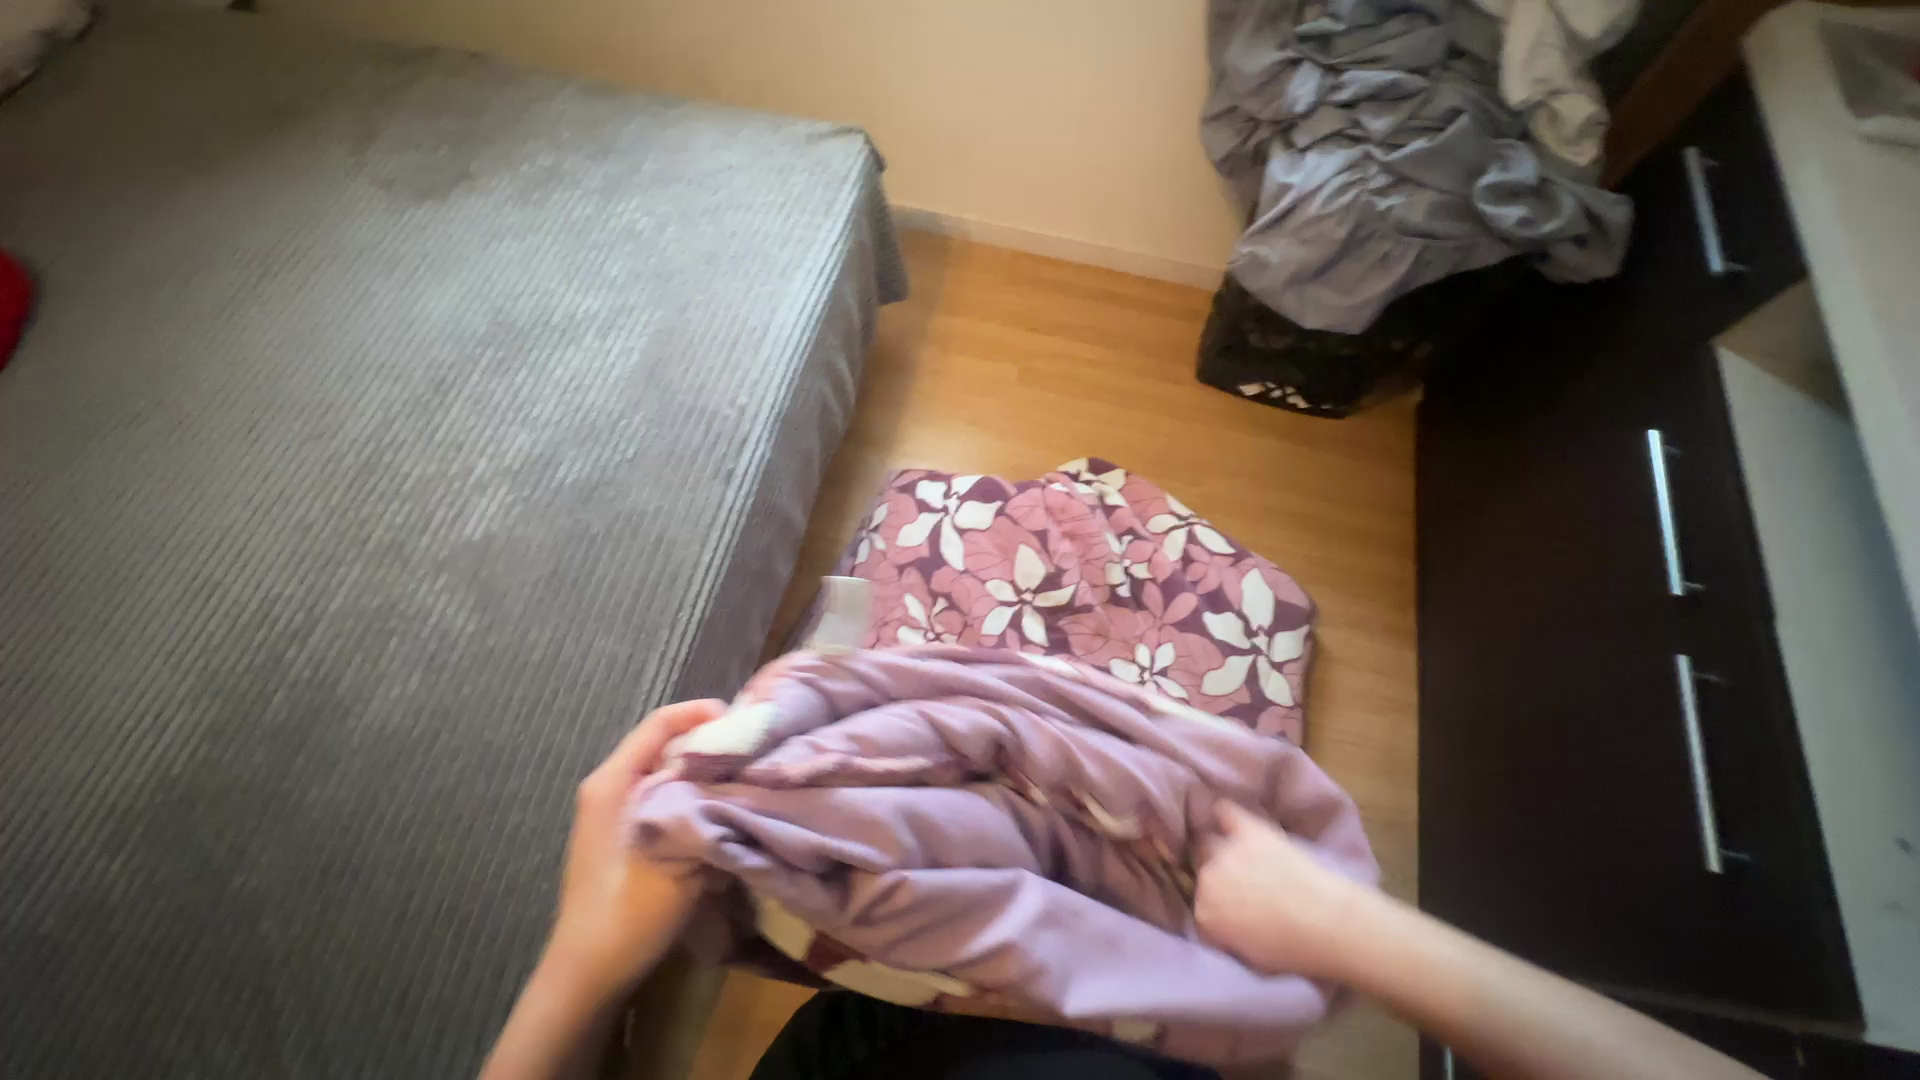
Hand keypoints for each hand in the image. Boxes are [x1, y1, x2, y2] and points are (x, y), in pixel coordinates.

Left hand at [539, 699, 725, 1002]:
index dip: (705, 714)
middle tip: (755, 750)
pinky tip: (723, 809)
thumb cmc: (628, 914)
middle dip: (711, 741)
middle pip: (666, 742)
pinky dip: (694, 792)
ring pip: (668, 769)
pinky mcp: (624, 831)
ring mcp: (614, 809)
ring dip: (705, 769)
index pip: (662, 723)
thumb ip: (710, 810)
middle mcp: (610, 785)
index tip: (746, 725)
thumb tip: (745, 776)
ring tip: (746, 775)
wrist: (588, 975)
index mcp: (612, 782)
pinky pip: (665, 793)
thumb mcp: (679, 858)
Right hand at [1193, 801, 1371, 979]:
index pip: (1199, 904)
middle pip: (1201, 869)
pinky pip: (1224, 812)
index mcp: (1206, 916)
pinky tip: (1226, 818)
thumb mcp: (1250, 954)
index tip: (1228, 905)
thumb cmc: (1295, 950)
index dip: (1214, 903)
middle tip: (1235, 880)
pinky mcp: (1248, 831)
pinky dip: (1223, 814)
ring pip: (1206, 841)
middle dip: (1212, 874)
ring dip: (1217, 847)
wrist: (1330, 925)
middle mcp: (1208, 880)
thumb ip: (1225, 933)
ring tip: (1234, 853)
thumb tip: (1223, 921)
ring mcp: (1226, 852)